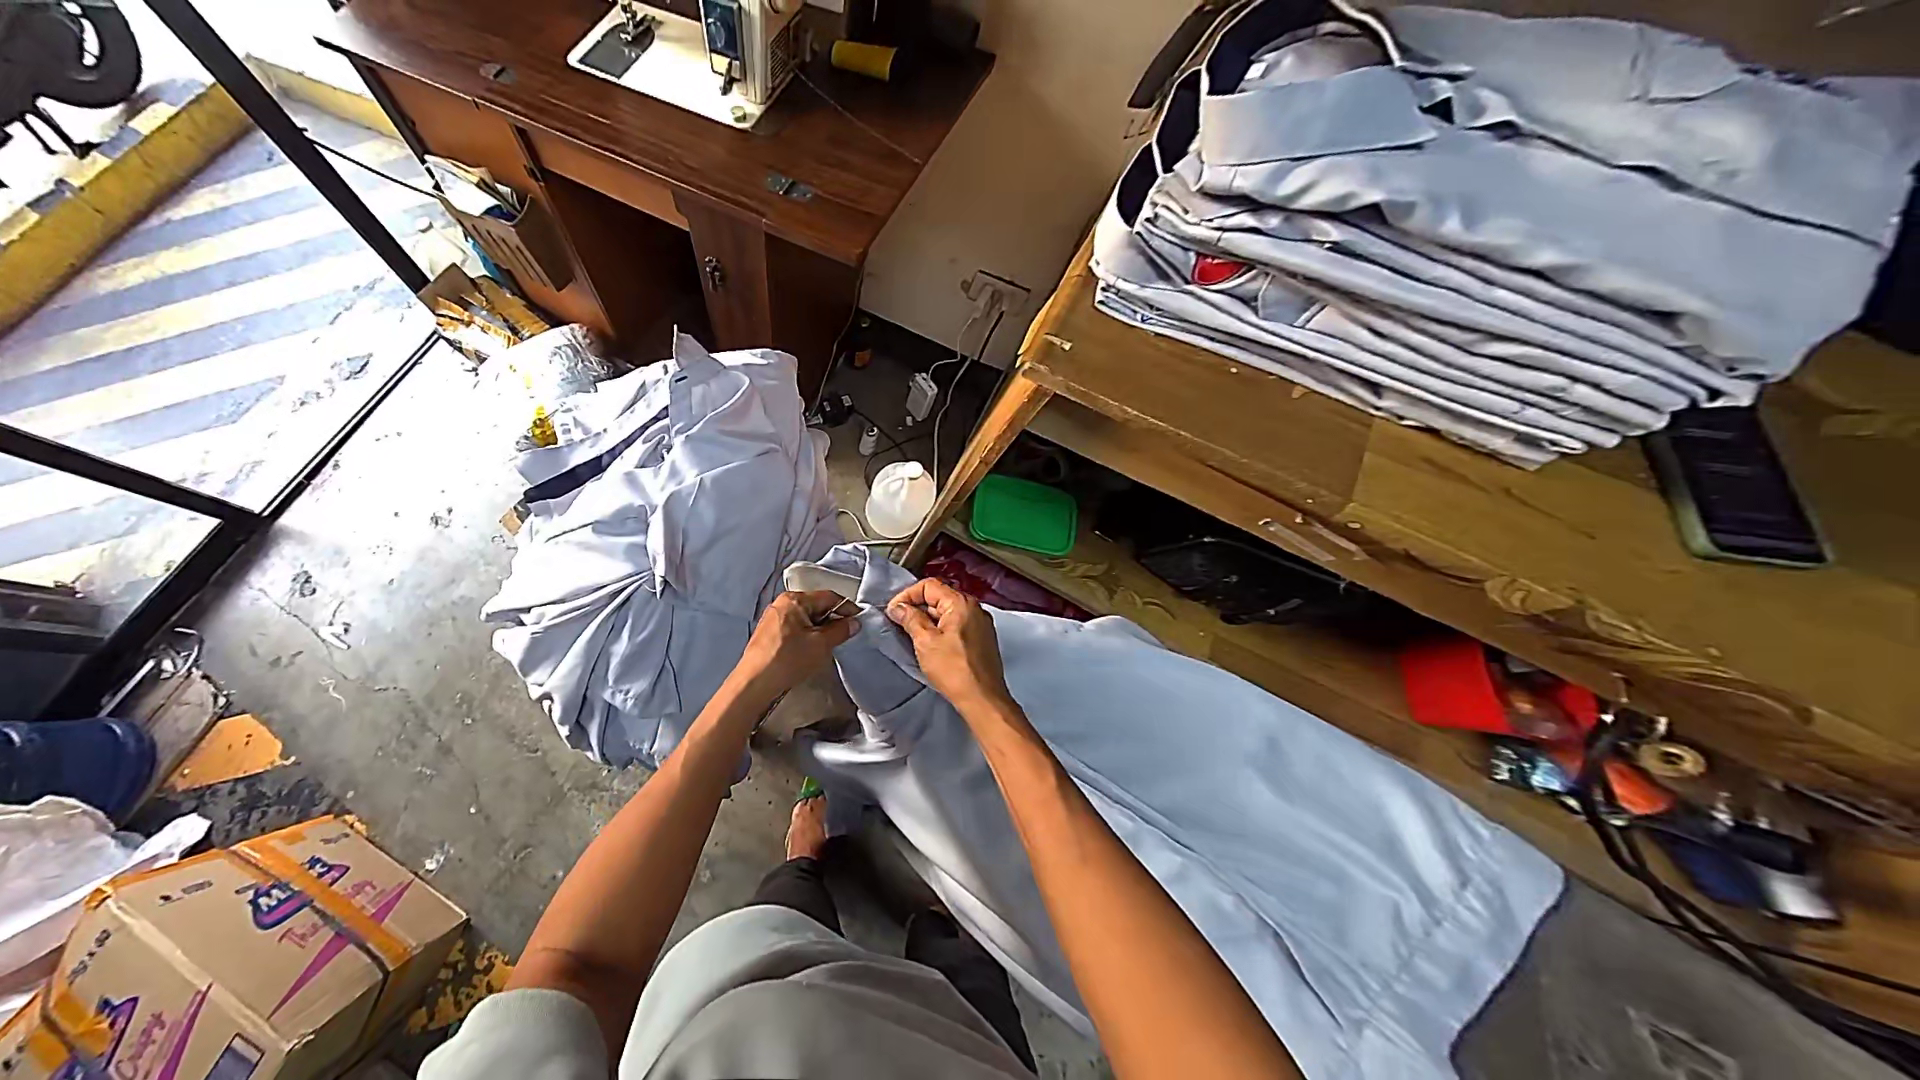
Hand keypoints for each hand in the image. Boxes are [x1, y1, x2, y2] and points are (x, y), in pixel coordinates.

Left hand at [732, 590, 859, 704]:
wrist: (756, 683)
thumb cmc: (787, 659)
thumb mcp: (821, 644)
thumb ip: (841, 630)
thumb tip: (853, 623)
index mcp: (793, 600)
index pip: (828, 597)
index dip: (846, 608)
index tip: (858, 620)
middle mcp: (781, 604)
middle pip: (816, 606)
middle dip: (832, 619)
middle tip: (846, 634)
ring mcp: (773, 619)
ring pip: (805, 618)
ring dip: (820, 629)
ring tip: (828, 645)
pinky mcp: (768, 634)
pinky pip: (794, 628)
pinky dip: (806, 636)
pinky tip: (810, 650)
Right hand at [886, 579, 1013, 711]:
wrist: (982, 698)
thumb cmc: (957, 671)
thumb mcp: (925, 641)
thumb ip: (911, 619)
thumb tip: (900, 608)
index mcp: (961, 604)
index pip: (929, 586)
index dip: (907, 595)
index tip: (895, 610)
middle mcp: (975, 609)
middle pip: (939, 598)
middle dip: (917, 608)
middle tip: (900, 624)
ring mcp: (980, 625)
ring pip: (948, 613)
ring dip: (928, 621)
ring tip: (913, 638)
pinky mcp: (982, 640)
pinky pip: (957, 626)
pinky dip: (942, 631)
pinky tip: (931, 647)